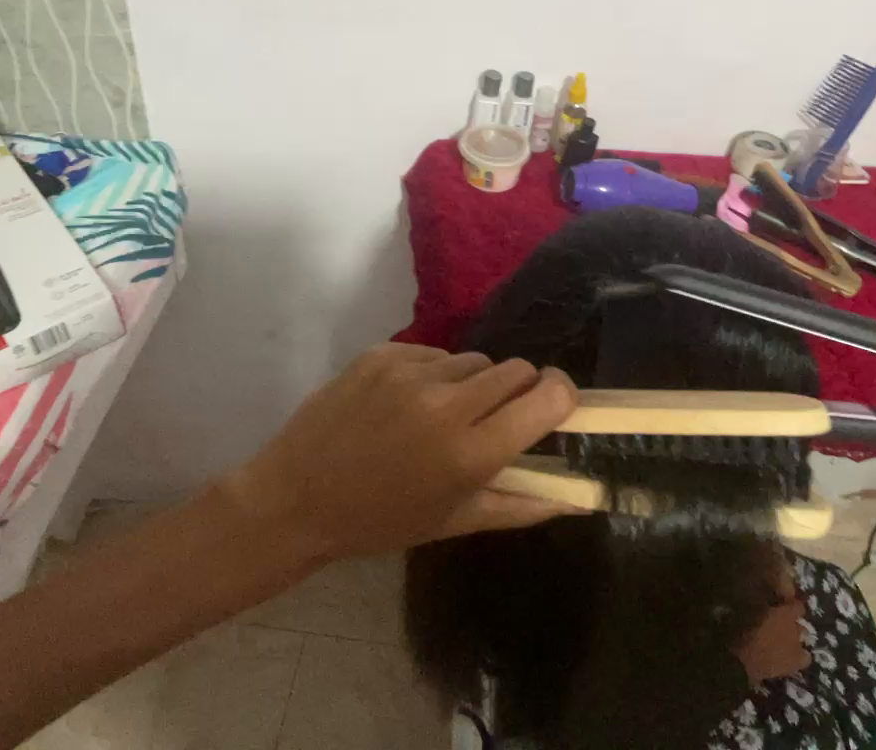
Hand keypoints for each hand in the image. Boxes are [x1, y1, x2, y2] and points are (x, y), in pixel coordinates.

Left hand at [219, 344, 579, 561]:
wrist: (296, 498)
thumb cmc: (381, 521)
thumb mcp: (456, 521)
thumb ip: (523, 505)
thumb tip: (578, 500)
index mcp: (471, 453)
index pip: (547, 398)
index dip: (561, 396)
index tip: (554, 405)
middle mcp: (447, 404)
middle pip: (517, 370)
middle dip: (518, 390)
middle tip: (493, 417)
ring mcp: (411, 373)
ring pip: (474, 360)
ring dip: (472, 383)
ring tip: (441, 414)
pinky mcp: (383, 354)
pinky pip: (434, 354)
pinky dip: (433, 374)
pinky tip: (406, 404)